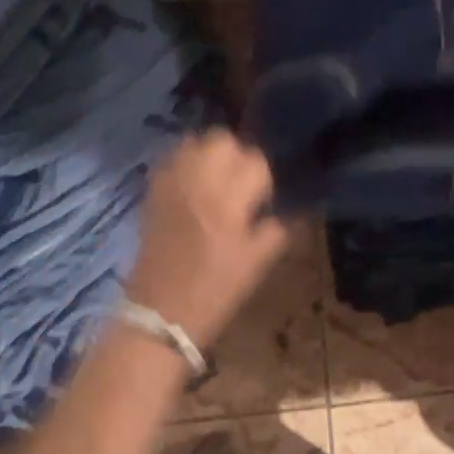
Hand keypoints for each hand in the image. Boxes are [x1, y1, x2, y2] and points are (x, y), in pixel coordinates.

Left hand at [124, 129, 288, 346]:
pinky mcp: (152, 191)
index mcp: (229, 202)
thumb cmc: (215, 292)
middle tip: (240, 180)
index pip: (255, 162)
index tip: (263, 196)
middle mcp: (199, 184)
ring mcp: (172, 184)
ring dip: (210, 153)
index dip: (263, 175)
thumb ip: (280, 229)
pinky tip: (193, 181)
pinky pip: (170, 158)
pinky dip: (185, 161)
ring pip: (194, 142)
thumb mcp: (257, 263)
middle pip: (222, 139)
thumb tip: (300, 209)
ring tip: (216, 176)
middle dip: (237, 153)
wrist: (159, 313)